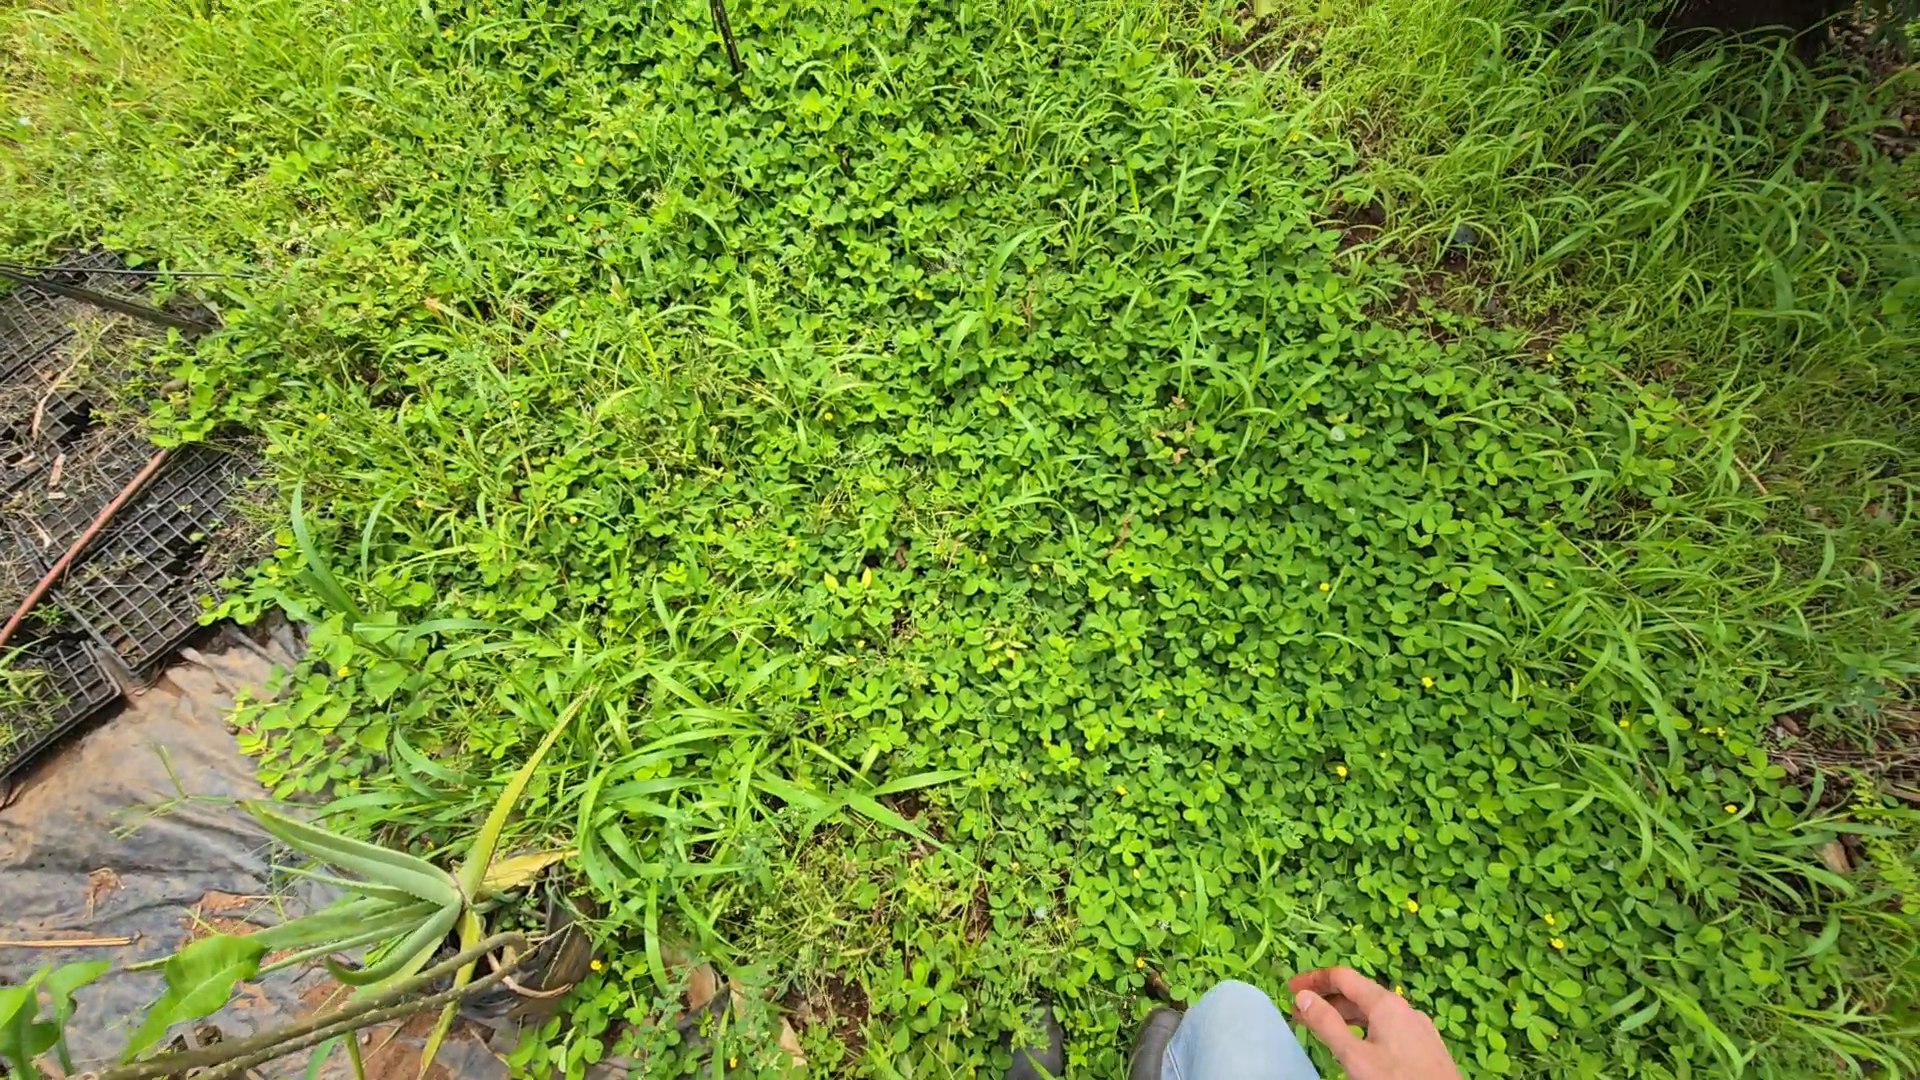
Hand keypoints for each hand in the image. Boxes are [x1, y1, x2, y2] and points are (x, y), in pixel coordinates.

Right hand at [1286, 967, 1462, 1079]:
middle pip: (1358, 994)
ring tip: (1326, 1032)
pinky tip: (1362, 1049)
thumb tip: (1303, 996)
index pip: (1342, 976)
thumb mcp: (1355, 1058)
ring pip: (1375, 1013)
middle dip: (1327, 1001)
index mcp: (1386, 1003)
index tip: (1291, 991)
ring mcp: (1420, 1029)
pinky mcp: (1430, 1050)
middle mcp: (1405, 1009)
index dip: (1313, 980)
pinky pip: (1390, 1029)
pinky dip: (1366, 1030)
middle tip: (1302, 1016)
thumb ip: (1327, 1024)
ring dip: (1346, 1017)